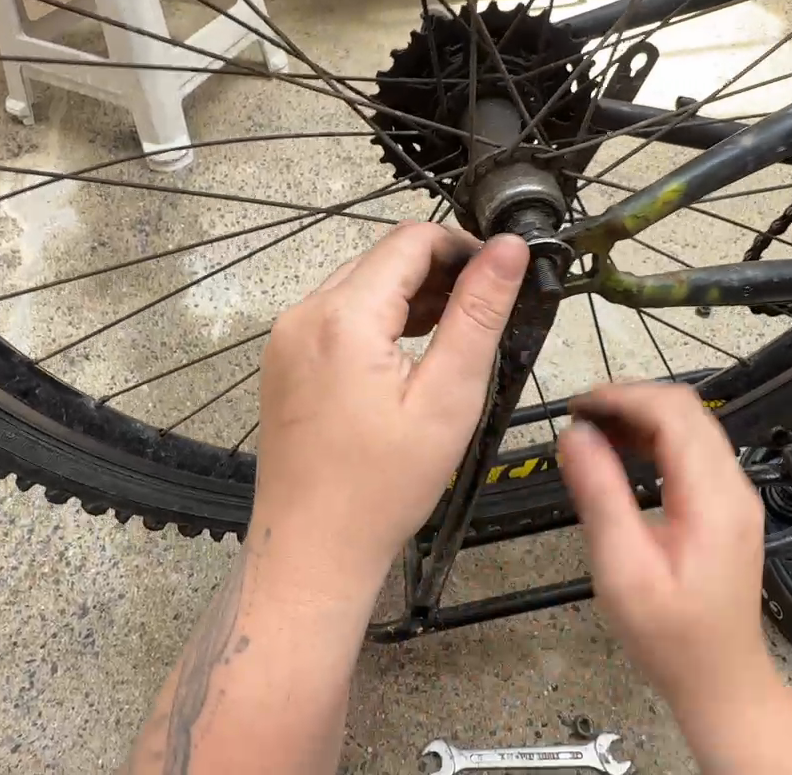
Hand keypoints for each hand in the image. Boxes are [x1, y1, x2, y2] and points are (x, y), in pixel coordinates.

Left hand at [252, 223, 529, 599]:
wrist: (312, 551)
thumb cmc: (383, 487)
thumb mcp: (447, 397)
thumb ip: (478, 313)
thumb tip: (508, 248)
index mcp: (343, 316)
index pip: (410, 240)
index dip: (461, 247)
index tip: (498, 278)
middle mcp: (304, 312)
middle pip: (382, 258)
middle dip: (437, 272)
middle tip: (481, 314)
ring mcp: (287, 335)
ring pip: (360, 283)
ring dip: (408, 295)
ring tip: (452, 336)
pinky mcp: (284, 358)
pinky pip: (338, 313)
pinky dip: (378, 318)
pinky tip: (408, 352)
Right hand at [558, 383, 779, 723]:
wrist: (721, 682)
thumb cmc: (670, 637)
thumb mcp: (623, 571)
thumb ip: (600, 496)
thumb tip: (574, 436)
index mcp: (713, 500)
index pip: (673, 414)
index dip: (623, 397)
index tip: (578, 406)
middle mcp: (733, 486)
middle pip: (685, 408)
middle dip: (629, 399)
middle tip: (580, 414)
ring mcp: (734, 493)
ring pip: (690, 422)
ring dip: (640, 414)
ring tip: (593, 429)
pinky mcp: (726, 503)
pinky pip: (692, 446)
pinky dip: (653, 435)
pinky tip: (621, 450)